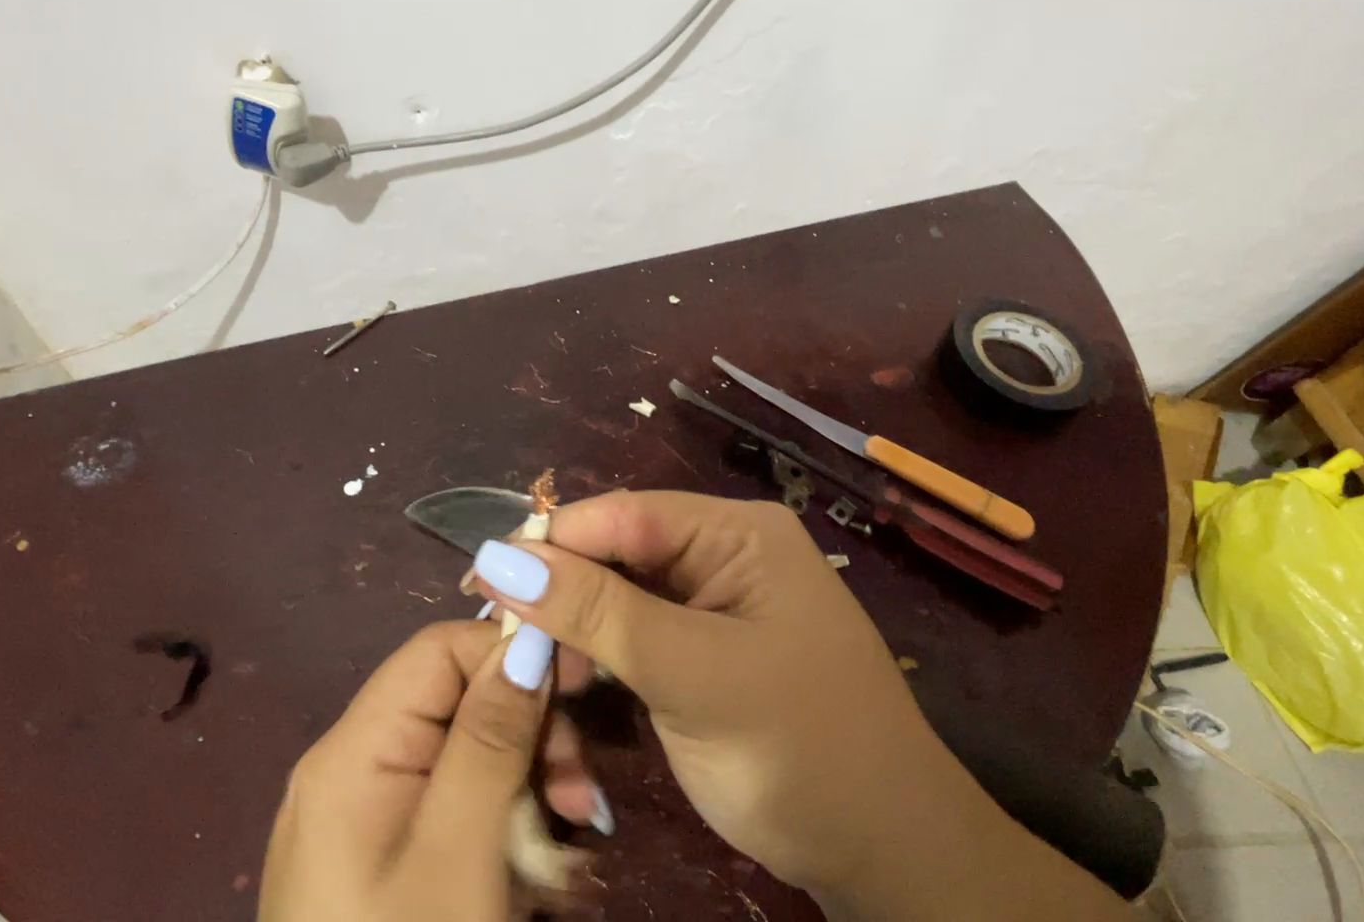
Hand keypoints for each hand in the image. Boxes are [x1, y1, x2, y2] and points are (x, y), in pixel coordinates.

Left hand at [258, 621, 602, 921]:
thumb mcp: (458, 855)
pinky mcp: (388, 857)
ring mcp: (370, 816)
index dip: (512, 652)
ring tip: (570, 834)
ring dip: (527, 782)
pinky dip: (505, 822)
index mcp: (354, 751)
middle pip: (458, 702)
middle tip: (579, 797)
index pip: (439, 651)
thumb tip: (526, 638)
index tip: (583, 684)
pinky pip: (457, 807)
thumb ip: (489, 738)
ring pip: (468, 756)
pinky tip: (538, 866)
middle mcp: (355, 767)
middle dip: (530, 733)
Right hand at [468, 492, 996, 904]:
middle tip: (509, 647)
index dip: (550, 543)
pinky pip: (635, 637)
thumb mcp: (691, 672)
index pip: (623, 514)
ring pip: (618, 598)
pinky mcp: (705, 653)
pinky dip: (601, 659)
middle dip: (563, 595)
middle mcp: (724, 555)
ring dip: (577, 634)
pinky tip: (576, 688)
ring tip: (545, 679)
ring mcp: (715, 606)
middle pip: (616, 552)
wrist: (882, 849)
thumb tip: (496, 557)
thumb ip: (596, 612)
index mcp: (737, 533)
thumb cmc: (798, 746)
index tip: (482, 586)